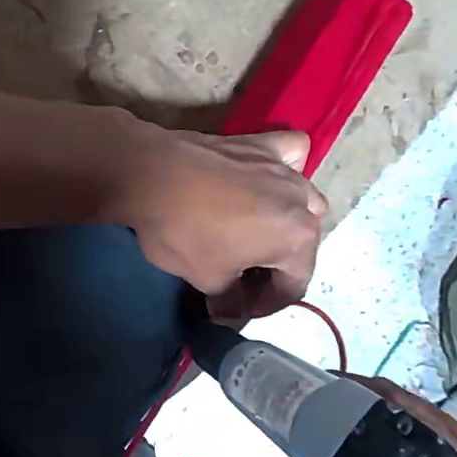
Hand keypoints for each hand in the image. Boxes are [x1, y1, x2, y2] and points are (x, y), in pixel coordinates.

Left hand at [113, 129, 325, 319]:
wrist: (151, 175)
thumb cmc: (185, 232)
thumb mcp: (208, 280)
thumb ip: (230, 301)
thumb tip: (232, 312)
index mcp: (298, 238)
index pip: (294, 283)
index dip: (267, 304)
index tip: (241, 308)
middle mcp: (303, 202)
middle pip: (301, 245)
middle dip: (275, 268)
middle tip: (242, 278)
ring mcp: (286, 168)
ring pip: (304, 201)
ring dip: (286, 223)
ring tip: (255, 234)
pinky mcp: (264, 143)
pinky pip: (291, 155)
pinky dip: (287, 167)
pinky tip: (269, 179)